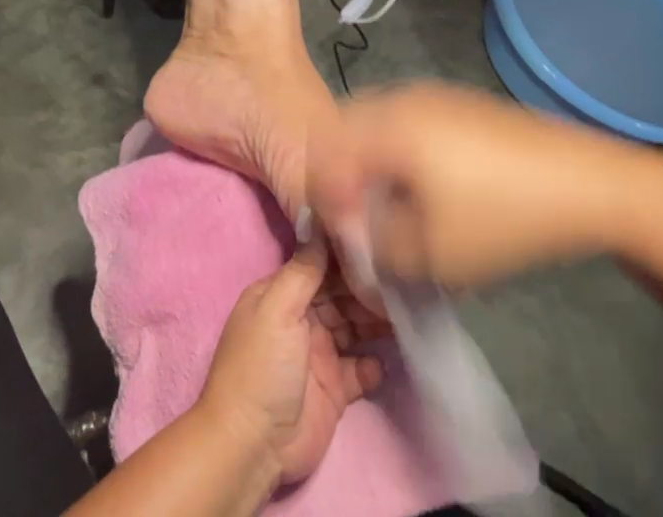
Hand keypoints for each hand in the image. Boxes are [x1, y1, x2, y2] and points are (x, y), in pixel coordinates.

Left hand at [198, 242, 385, 484]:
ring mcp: (318, 355)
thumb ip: (303, 269)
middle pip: (341, 296)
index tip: (383, 244)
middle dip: (368, 289)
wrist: (254, 443)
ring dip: (377, 322)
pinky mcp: (335, 389)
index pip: (319, 266)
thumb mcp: (278, 308)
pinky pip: (362, 368)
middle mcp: (300, 320)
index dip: (348, 258)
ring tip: (409, 314)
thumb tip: (315, 218)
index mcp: (280, 296)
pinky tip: (384, 360)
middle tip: (406, 281)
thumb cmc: (262, 366)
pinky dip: (374, 363)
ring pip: (355, 328)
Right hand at [309, 83, 647, 290]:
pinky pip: (405, 125)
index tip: (345, 240)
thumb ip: (374, 251)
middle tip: (359, 222)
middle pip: (343, 134)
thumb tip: (353, 242)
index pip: (322, 157)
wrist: (598, 186)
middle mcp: (403, 98)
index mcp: (388, 125)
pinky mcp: (460, 105)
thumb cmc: (508, 219)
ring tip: (390, 210)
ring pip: (374, 127)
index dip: (324, 202)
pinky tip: (426, 191)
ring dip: (369, 167)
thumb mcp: (432, 254)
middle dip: (342, 180)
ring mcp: (434, 97)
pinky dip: (397, 155)